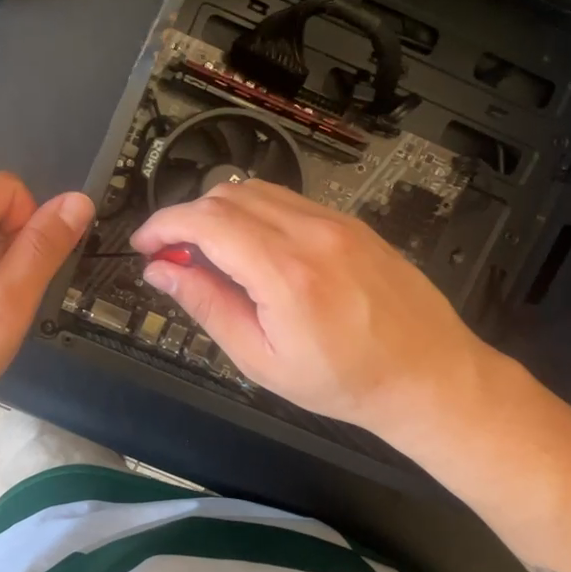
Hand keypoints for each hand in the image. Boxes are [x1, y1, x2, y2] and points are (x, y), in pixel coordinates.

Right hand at [129, 179, 502, 442]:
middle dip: (185, 218)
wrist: (427, 375)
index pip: (205, 221)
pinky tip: (251, 251)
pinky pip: (287, 201)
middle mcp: (312, 234)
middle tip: (172, 256)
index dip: (163, 225)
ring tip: (208, 255)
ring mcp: (336, 222)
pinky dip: (253, 214)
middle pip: (225, 196)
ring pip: (255, 190)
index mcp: (286, 273)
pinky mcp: (351, 223)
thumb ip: (207, 306)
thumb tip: (161, 272)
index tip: (144, 244)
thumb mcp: (260, 359)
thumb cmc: (345, 381)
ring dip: (218, 213)